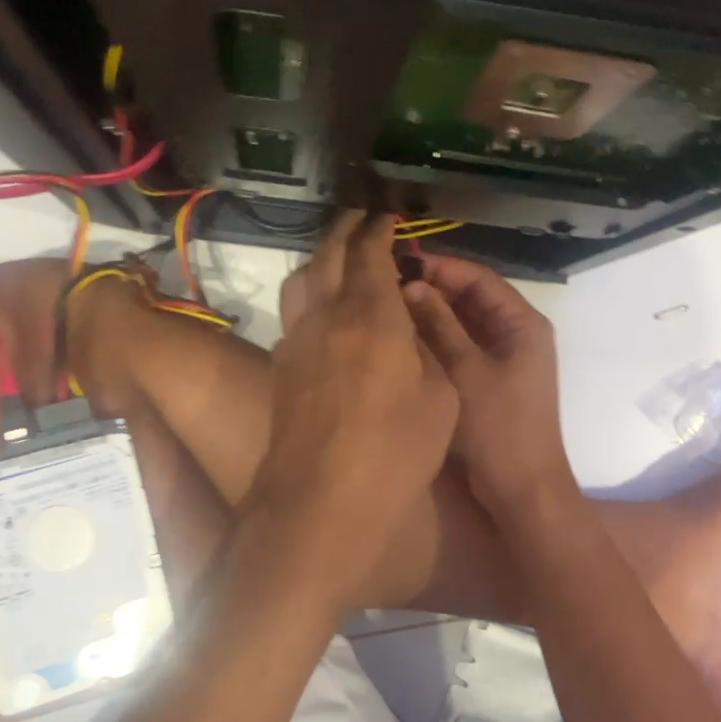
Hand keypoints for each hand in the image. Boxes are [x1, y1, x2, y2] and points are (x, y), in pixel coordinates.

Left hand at [257, 212, 458, 605]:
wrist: (321, 504)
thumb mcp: (440, 399)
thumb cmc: (395, 452)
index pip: (371, 252)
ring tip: (337, 256)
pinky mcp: (280, 367)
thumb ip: (428, 350)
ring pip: (301, 278)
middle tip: (361, 219)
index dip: (380, 229)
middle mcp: (327, 315)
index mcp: (372, 315)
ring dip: (320, 257)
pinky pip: (293, 312)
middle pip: (329, 254)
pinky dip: (308, 294)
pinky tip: (321, 311)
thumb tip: (412, 325)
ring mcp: (296, 340)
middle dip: (346, 229)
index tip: (388, 217)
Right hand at [402, 255, 580, 521]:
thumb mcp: (465, 370)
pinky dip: (434, 339)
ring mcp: (502, 358)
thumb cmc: (499, 428)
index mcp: (522, 323)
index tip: (397, 262)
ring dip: (429, 314)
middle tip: (384, 283)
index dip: (440, 267)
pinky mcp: (487, 380)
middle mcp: (515, 333)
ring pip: (461, 322)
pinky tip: (401, 337)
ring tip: (385, 306)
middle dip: (430, 289)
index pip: (478, 278)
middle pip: (470, 297)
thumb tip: (410, 284)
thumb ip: (439, 324)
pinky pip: (458, 347)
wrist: (522, 492)